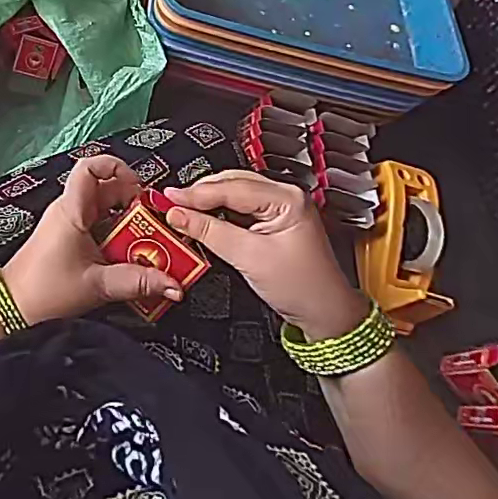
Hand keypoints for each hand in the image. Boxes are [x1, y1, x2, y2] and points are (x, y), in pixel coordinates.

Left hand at [0, 156, 183, 325]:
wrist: (10, 309)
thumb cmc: (42, 292)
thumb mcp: (97, 285)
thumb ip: (137, 282)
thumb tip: (171, 282)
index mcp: (72, 210)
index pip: (91, 167)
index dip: (117, 167)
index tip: (139, 189)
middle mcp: (70, 210)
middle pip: (107, 189)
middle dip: (134, 202)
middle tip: (152, 223)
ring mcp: (69, 224)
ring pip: (106, 209)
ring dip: (127, 222)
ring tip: (146, 242)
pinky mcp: (70, 239)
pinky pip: (100, 226)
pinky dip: (117, 236)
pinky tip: (128, 256)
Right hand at [164, 171, 368, 340]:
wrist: (326, 315)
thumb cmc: (303, 288)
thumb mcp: (249, 258)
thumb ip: (210, 232)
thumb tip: (179, 215)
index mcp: (287, 197)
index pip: (232, 187)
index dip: (197, 193)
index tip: (170, 197)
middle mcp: (285, 194)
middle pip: (231, 183)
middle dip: (200, 193)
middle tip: (171, 202)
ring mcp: (280, 205)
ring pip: (233, 192)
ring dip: (207, 201)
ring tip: (181, 209)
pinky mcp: (273, 218)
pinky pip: (239, 205)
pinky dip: (218, 210)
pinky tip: (202, 217)